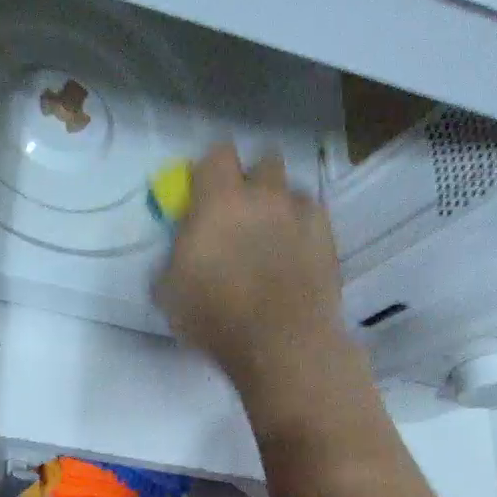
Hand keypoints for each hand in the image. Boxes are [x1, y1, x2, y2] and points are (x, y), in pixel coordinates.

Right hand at [154, 144, 347, 388]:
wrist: (280, 341)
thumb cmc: (212, 314)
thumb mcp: (167, 290)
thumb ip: (174, 256)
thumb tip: (182, 248)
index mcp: (218, 202)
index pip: (217, 155)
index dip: (208, 169)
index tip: (199, 190)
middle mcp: (264, 196)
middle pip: (263, 161)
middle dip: (251, 178)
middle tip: (237, 210)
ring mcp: (302, 214)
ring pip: (290, 191)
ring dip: (278, 204)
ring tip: (268, 236)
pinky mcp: (328, 238)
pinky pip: (311, 218)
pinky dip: (300, 229)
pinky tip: (291, 255)